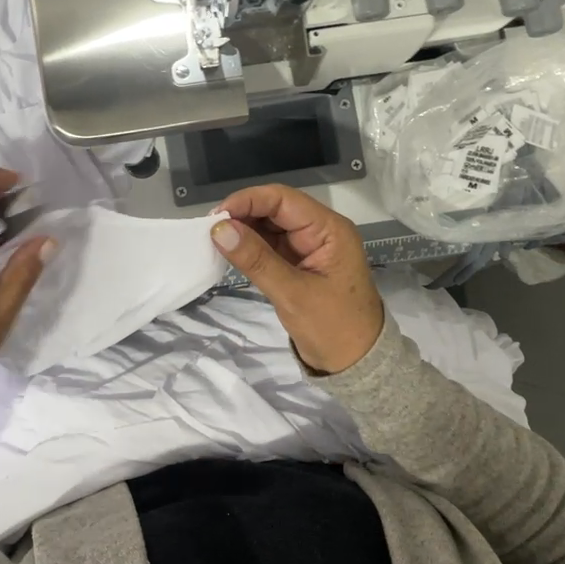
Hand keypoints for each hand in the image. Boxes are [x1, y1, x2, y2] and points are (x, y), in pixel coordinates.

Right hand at [212, 185, 383, 374]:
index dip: (247, 201)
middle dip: (242, 215)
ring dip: (243, 231)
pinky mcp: (299, 264)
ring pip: (270, 226)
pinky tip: (229, 252)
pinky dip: (250, 247)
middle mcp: (319, 231)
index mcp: (329, 230)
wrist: (356, 364)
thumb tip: (219, 228)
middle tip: (209, 231)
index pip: (283, 199)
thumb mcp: (293, 294)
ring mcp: (309, 248)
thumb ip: (256, 259)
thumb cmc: (333, 328)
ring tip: (214, 241)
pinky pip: (270, 246)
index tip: (215, 216)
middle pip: (275, 209)